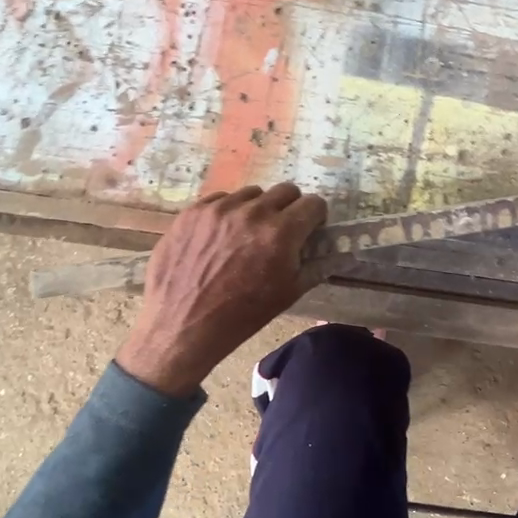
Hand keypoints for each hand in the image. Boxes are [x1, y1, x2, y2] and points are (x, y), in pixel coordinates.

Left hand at [115, 184, 328, 396]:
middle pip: (286, 191)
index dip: (315, 218)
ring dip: (257, 208)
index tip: (308, 229)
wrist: (182, 327)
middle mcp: (253, 212)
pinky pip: (220, 199)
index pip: (314, 203)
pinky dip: (227, 212)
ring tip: (245, 234)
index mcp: (282, 232)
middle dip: (289, 208)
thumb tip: (335, 250)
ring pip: (252, 193)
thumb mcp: (289, 293)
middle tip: (279, 230)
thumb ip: (316, 264)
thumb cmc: (242, 315)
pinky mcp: (192, 212)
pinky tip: (220, 236)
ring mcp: (219, 209)